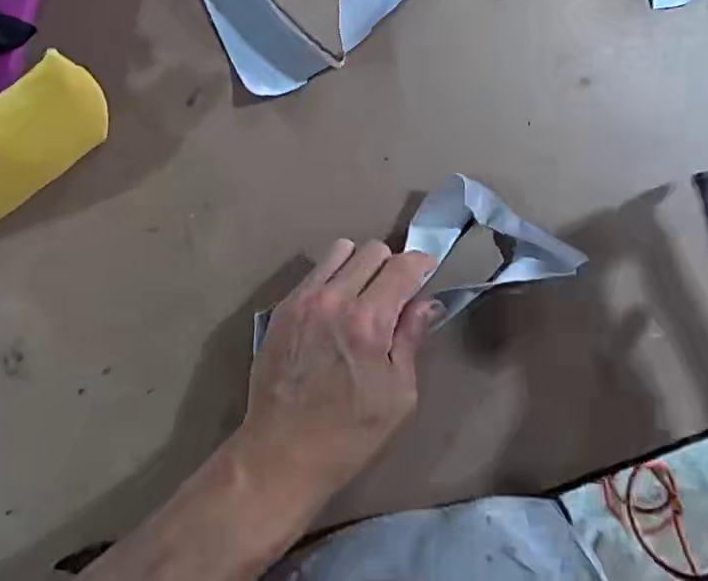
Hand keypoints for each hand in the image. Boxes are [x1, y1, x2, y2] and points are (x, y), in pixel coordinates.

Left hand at [86, 240, 440, 580]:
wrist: (279, 459)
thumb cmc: (349, 435)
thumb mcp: (399, 395)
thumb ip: (412, 339)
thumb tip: (426, 302)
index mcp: (368, 322)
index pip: (403, 266)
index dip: (422, 262)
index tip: (428, 271)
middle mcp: (334, 300)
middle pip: (374, 249)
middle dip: (392, 264)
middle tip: (396, 291)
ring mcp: (303, 301)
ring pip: (341, 250)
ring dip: (360, 265)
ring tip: (363, 294)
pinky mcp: (282, 309)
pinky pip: (315, 271)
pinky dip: (333, 277)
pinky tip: (335, 309)